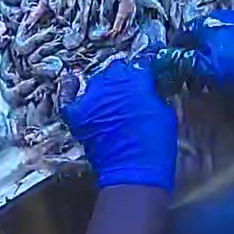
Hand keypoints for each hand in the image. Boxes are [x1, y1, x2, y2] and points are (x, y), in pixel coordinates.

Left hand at [61, 54, 176, 191]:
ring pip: (97, 82)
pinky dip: (71, 90)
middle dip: (125, 76)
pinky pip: (69, 97)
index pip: (140, 62)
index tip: (149, 69)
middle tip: (133, 88)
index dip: (145, 66)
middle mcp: (111, 83)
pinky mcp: (78, 115)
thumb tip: (149, 88)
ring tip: (112, 97)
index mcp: (136, 79)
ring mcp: (91, 98)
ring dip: (105, 87)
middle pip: (116, 70)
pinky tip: (73, 83)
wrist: (132, 171)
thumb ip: (154, 94)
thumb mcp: (165, 112)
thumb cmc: (155, 144)